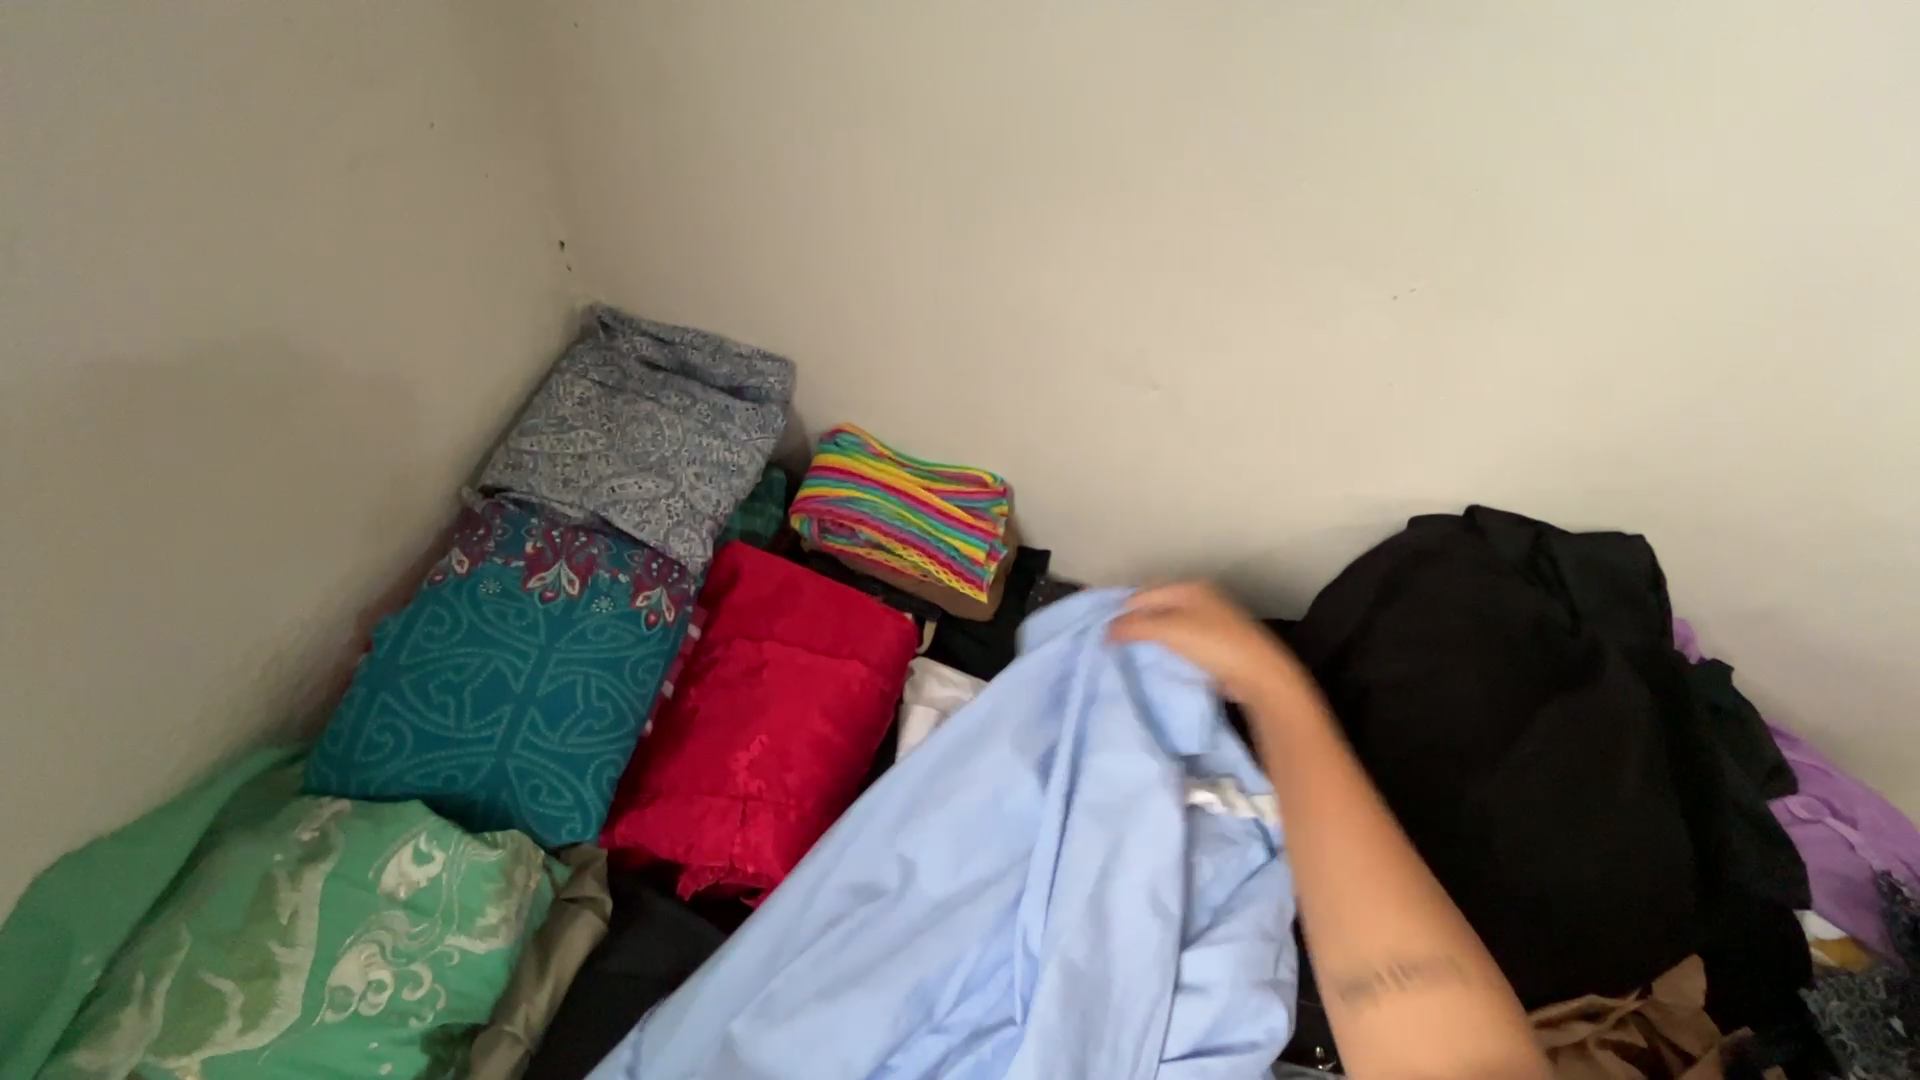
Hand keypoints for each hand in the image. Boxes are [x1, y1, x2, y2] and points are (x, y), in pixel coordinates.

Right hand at [1109, 581, 1313, 706]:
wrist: (1259, 674)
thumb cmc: (1214, 644)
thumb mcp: (1169, 631)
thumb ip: (1134, 627)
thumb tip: (1106, 630)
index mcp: (1189, 587)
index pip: (1143, 594)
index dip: (1123, 612)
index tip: (1105, 633)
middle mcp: (1200, 597)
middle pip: (1155, 607)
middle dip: (1136, 623)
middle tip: (1115, 644)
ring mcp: (1210, 619)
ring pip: (1168, 624)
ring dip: (1151, 637)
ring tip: (1133, 653)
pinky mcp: (1216, 642)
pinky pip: (1181, 640)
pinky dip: (1167, 647)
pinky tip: (1159, 660)